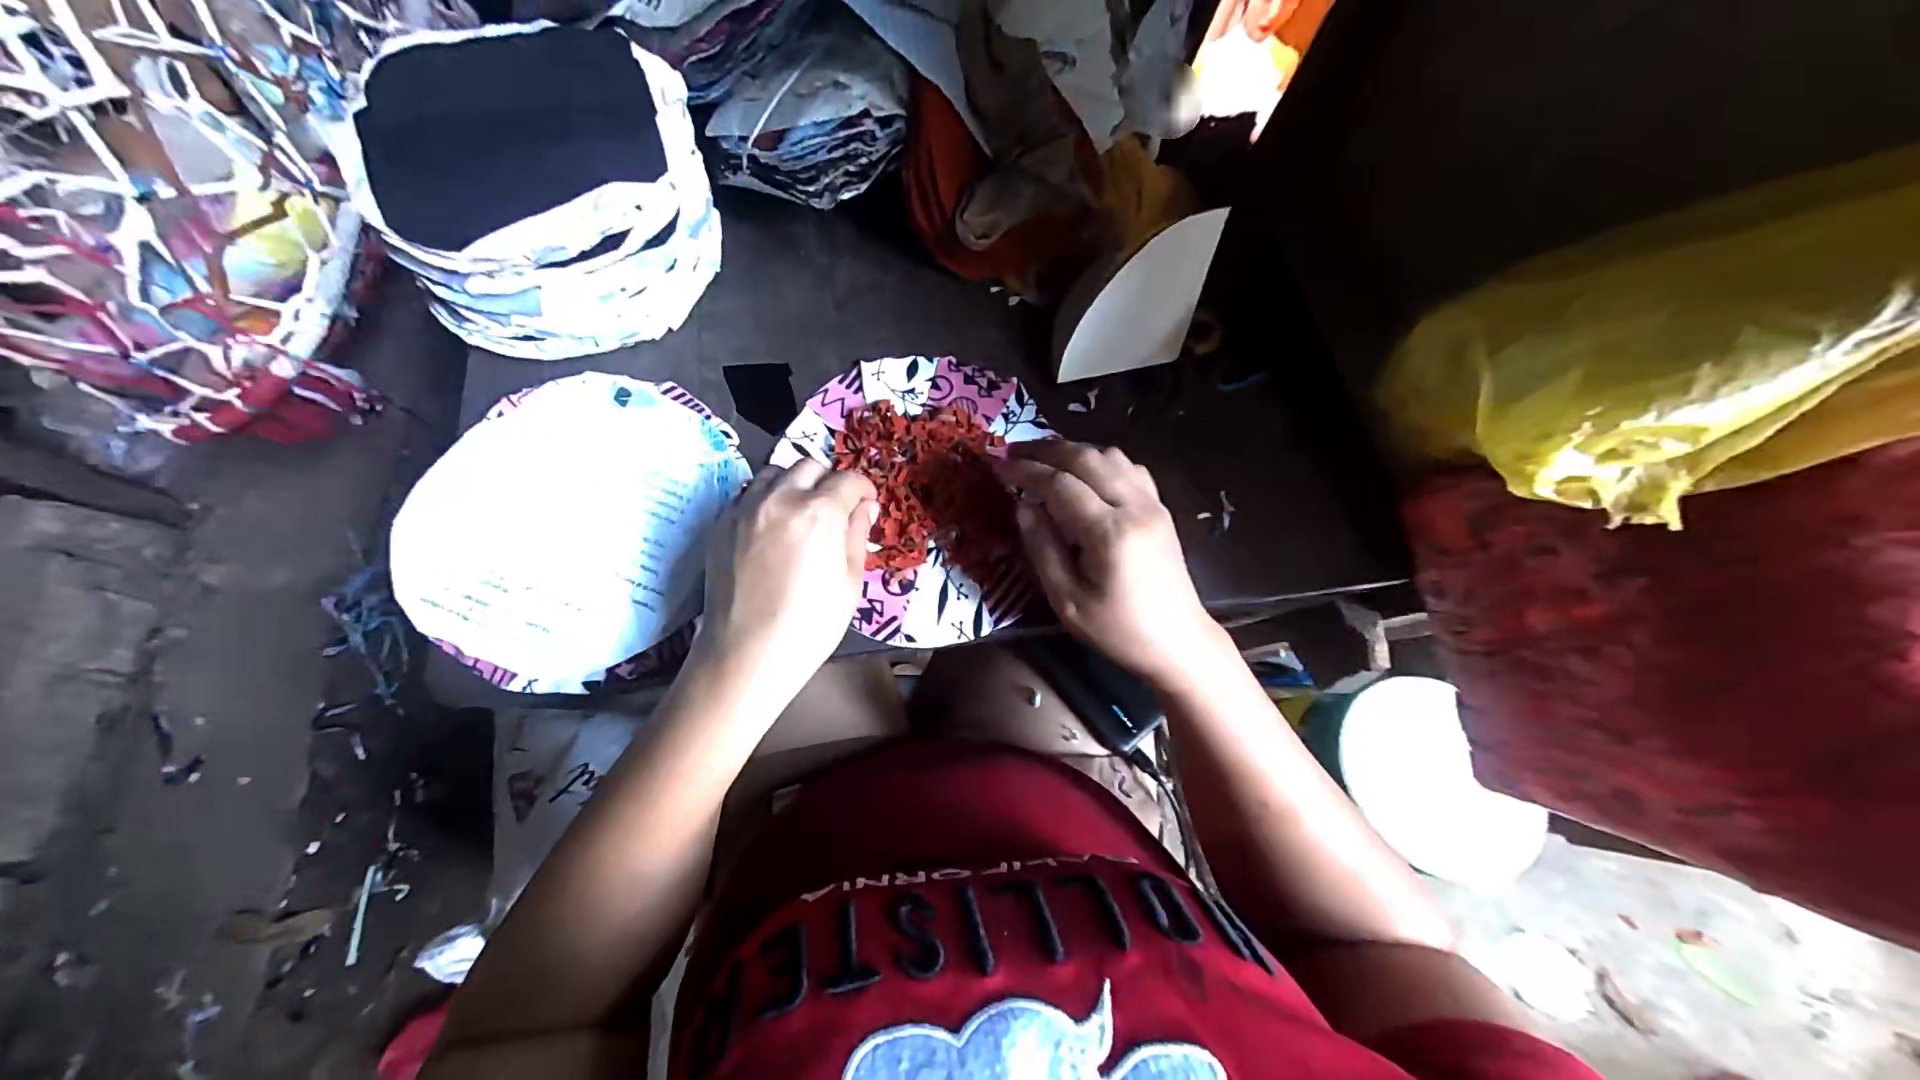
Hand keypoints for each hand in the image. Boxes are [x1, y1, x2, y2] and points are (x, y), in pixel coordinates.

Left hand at [697, 460, 876, 702]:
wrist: (747, 653)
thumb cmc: (810, 626)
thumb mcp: (849, 583)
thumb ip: (857, 536)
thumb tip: (864, 508)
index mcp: (819, 513)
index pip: (848, 480)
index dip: (863, 490)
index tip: (865, 503)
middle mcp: (780, 499)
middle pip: (810, 466)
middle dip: (828, 481)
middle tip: (835, 508)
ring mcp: (745, 509)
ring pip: (775, 473)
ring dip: (794, 484)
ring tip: (801, 512)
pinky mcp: (721, 524)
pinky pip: (747, 495)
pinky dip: (765, 500)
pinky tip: (772, 528)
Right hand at [999, 441, 1225, 689]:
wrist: (1178, 641)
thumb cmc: (1118, 630)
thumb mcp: (1067, 601)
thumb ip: (1042, 549)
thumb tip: (1023, 506)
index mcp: (1110, 533)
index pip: (1061, 485)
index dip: (1027, 471)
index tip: (998, 466)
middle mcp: (1135, 507)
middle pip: (1086, 458)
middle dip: (1045, 450)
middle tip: (1013, 450)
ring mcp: (1152, 505)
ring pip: (1110, 456)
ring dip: (1073, 450)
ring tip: (1043, 457)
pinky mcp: (1161, 509)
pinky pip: (1129, 468)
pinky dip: (1100, 460)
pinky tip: (1083, 472)